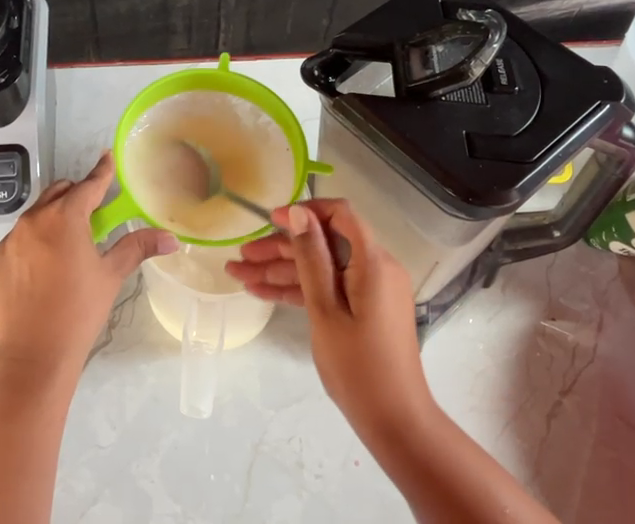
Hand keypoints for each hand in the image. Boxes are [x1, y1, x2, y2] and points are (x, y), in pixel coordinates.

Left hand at [0, 151, 175, 374]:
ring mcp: (10, 240)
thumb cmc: (78, 312)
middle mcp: (33, 220)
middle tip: (93, 212)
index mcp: (65, 218)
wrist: (33, 355)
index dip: (101, 172)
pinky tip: (44, 270)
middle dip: (76, 196)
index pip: (88, 186)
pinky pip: (19, 241)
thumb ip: (137, 248)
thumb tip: (170, 238)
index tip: (107, 158)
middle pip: (58, 193)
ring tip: (68, 245)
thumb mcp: (111, 276)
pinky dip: (34, 244)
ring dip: (54, 219)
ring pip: (36, 216)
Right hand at [225, 199, 432, 435]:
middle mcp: (375, 268)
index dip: (304, 212)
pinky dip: (298, 290)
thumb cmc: (358, 365)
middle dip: (281, 248)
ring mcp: (370, 291)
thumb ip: (311, 258)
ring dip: (281, 271)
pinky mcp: (364, 310)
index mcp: (373, 261)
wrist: (395, 422)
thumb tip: (299, 212)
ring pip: (321, 268)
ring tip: (239, 274)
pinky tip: (261, 292)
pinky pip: (328, 289)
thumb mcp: (325, 309)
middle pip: (324, 243)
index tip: (270, 220)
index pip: (340, 214)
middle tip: (242, 255)